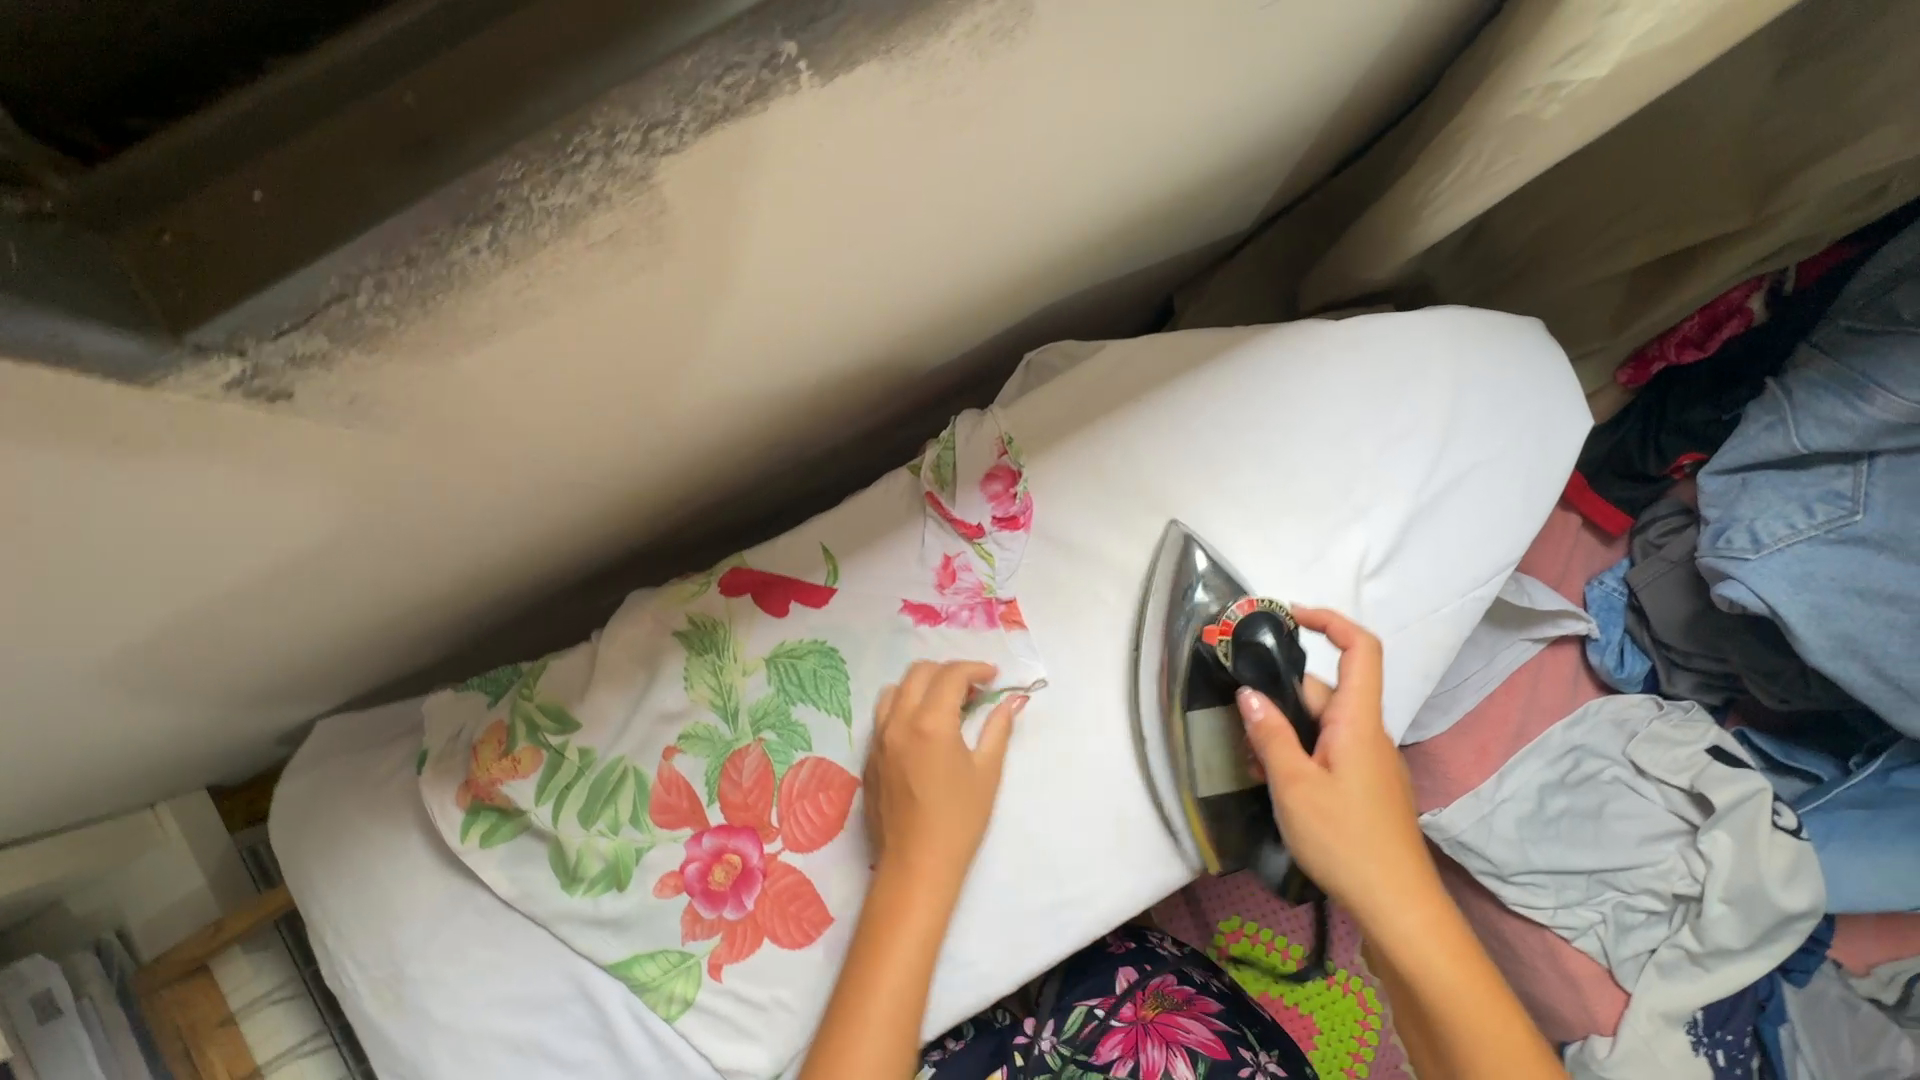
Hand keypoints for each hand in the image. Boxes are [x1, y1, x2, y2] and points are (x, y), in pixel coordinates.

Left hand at [866, 660, 1026, 889]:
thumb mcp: (987, 772)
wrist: (916, 865)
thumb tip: (1010, 702)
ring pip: (894, 690)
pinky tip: (923, 730)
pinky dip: (904, 707)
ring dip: (921, 685)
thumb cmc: (959, 820)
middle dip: (948, 672)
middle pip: (919, 672)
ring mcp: (878, 739)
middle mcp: (898, 721)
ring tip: (945, 705)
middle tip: (973, 690)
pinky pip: (883, 716)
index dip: (975, 669)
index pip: (951, 675)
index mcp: (930, 722)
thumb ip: (998, 729)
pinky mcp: (869, 756)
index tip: (993, 677)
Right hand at [1236, 607, 1438, 921]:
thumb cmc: (1345, 839)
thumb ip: (1269, 734)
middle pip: (1324, 691)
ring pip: (1320, 725)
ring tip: (1251, 764)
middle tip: (1238, 721)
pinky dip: (1297, 755)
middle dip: (1279, 697)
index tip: (1288, 616)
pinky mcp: (1363, 786)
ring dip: (1283, 732)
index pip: (1361, 649)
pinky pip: (1326, 751)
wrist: (1396, 905)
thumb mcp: (1293, 785)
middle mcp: (1367, 733)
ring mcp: (1368, 761)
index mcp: (1358, 722)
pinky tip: (1273, 783)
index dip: (1330, 620)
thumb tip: (1249, 693)